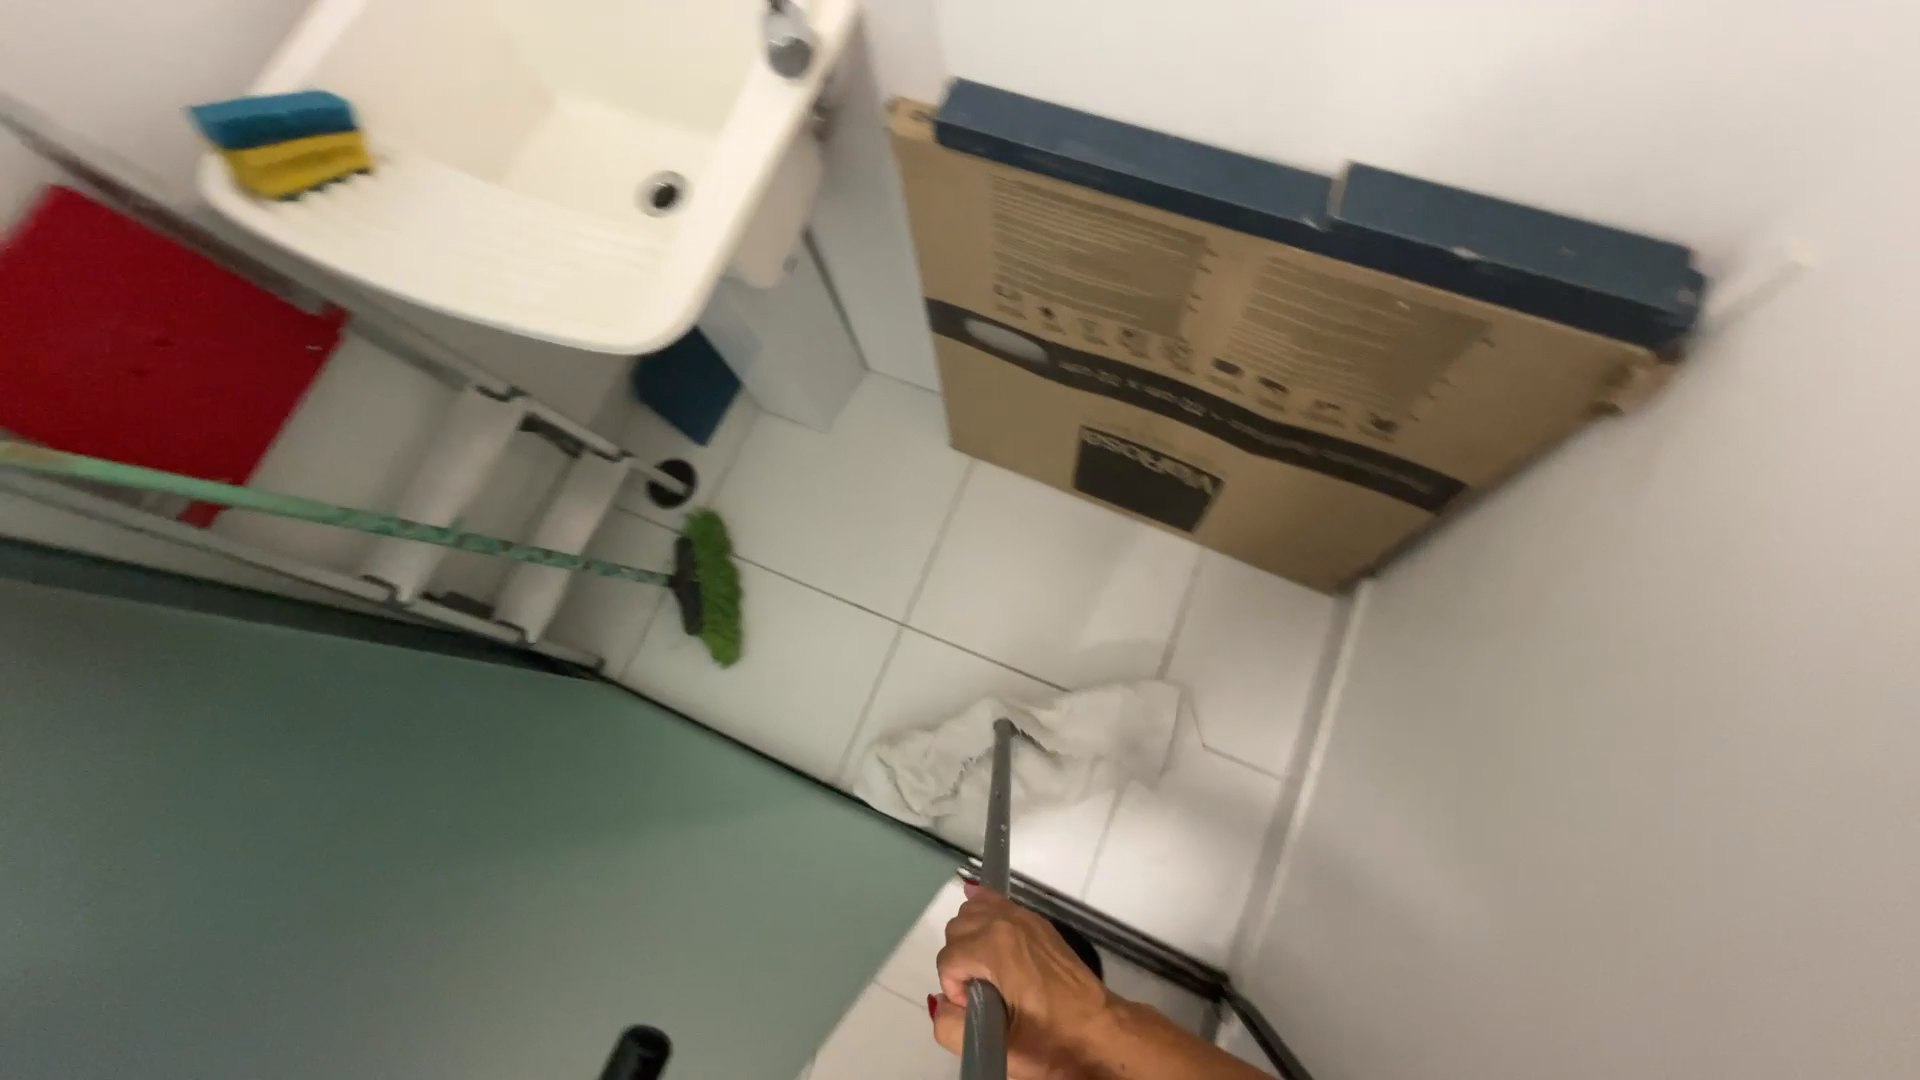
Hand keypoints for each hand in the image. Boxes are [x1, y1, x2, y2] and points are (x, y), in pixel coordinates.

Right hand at [930, 882, 1112, 1079]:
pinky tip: (985, 930)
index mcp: (995, 948)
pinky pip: (996, 902)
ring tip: (988, 973)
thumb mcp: (997, 1048)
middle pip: (956, 929)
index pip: (947, 958)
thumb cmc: (1051, 1042)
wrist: (1100, 1031)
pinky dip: (984, 911)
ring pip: (973, 911)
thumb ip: (952, 1028)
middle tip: (981, 995)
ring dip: (969, 939)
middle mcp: (1006, 922)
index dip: (955, 989)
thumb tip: (941, 1002)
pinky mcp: (1036, 921)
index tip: (977, 1010)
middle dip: (958, 962)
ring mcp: (1023, 917)